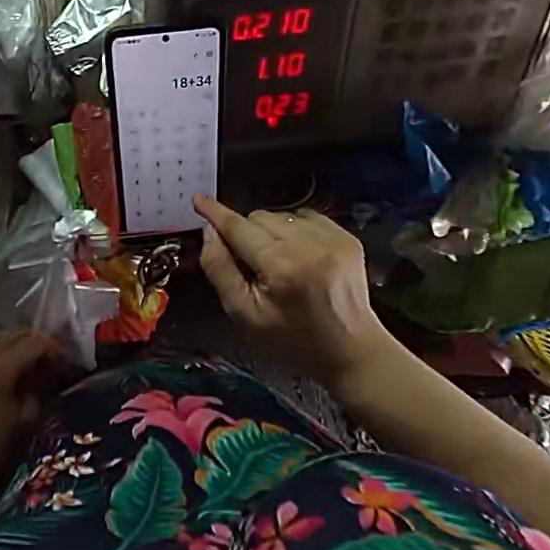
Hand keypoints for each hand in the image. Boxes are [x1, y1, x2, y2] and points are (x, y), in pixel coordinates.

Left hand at [0, 330, 65, 500]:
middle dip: (35, 343)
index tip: (66, 364)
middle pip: (14, 334)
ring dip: (16, 347)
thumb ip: (40, 387)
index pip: (34, 342)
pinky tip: (8, 376)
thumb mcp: (26, 417)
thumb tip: (51, 371)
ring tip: (30, 368)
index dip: (54, 349)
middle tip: (50, 362)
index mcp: (0, 366)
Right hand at [193, 194, 395, 374]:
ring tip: (276, 263)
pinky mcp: (347, 237)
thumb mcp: (244, 314)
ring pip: (280, 215)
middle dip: (245, 234)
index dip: (215, 213)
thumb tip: (209, 231)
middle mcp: (309, 245)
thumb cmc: (291, 339)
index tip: (198, 199)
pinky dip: (292, 231)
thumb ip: (220, 269)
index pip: (239, 228)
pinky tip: (297, 255)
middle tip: (249, 265)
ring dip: (269, 232)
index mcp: (281, 267)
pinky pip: (305, 218)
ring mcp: (333, 238)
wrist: (351, 350)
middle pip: (258, 218)